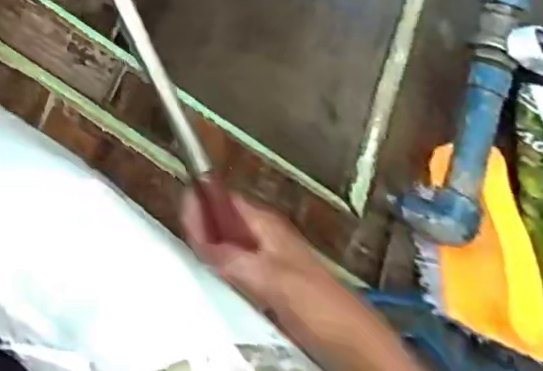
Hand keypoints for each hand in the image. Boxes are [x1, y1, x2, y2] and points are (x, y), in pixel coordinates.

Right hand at [181, 191, 324, 309]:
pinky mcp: (273, 284)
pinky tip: (221, 284)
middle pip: (221, 220)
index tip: (182, 211)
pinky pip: (237, 269)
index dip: (199, 199)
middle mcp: (265, 234)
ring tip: (200, 262)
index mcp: (265, 221)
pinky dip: (224, 272)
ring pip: (228, 245)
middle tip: (188, 241)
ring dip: (212, 252)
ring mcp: (270, 259)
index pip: (220, 195)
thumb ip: (232, 257)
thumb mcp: (270, 278)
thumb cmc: (321, 304)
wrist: (360, 346)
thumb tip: (198, 239)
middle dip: (202, 227)